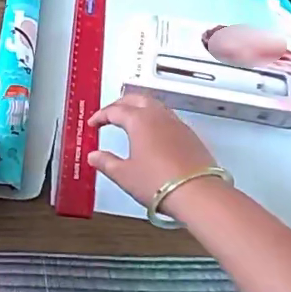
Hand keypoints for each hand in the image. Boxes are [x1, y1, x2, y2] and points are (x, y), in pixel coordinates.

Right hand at [85, 95, 219, 207]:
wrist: (196, 193)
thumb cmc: (159, 183)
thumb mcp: (124, 175)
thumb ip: (107, 162)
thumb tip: (95, 156)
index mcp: (139, 120)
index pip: (115, 110)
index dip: (101, 115)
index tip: (94, 122)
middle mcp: (159, 116)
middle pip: (136, 99)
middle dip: (120, 103)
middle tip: (110, 113)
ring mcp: (176, 123)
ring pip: (155, 105)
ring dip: (139, 107)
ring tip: (131, 119)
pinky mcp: (189, 134)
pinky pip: (168, 117)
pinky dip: (155, 118)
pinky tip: (153, 132)